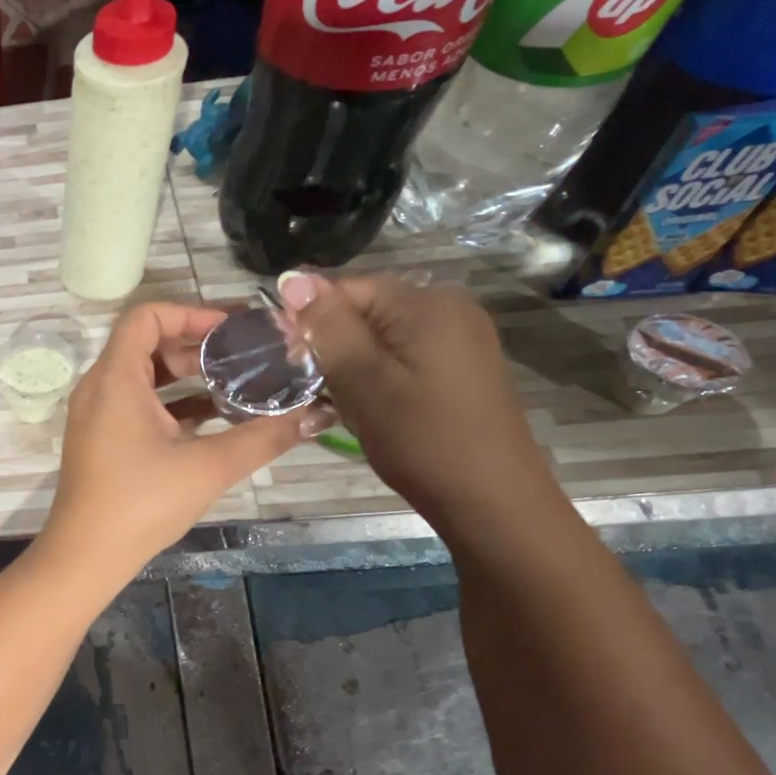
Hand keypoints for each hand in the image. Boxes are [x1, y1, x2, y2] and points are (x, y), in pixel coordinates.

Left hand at [38, 301, 331, 577]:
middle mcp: (98, 389)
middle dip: (196, 345)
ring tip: (236, 384)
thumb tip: (314, 414)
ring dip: (185, 376)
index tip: (232, 329)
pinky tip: (213, 419)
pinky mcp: (100, 441)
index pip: (146, 316)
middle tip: (245, 356)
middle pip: (146, 344)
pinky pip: (135, 404)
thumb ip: (263, 435)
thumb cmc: (141, 502)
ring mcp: (95, 416)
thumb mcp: (209, 466)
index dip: (190, 312)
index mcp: (115, 379)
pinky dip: (171, 403)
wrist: (86, 555)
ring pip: (142, 376)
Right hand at [276, 270, 561, 535]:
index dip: (308, 319)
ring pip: (380, 337)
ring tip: (332, 405)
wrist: (489, 497)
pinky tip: (364, 409)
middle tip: (309, 391)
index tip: (286, 362)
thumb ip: (327, 326)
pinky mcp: (460, 366)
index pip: (345, 287)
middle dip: (328, 345)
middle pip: (364, 310)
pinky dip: (374, 377)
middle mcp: (448, 308)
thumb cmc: (420, 438)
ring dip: (348, 366)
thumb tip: (292, 277)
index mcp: (425, 303)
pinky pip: (402, 356)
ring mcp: (459, 338)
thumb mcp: (363, 380)